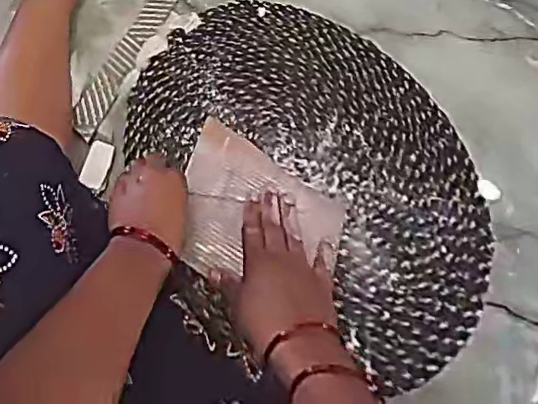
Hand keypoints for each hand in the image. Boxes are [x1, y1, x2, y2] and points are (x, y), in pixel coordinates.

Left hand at [107, 156, 186, 255]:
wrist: (143, 249)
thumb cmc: (165, 240)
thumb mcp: (181, 217)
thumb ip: (175, 200)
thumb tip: (170, 201)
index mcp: (175, 179)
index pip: (174, 170)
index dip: (169, 179)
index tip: (168, 187)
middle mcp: (154, 173)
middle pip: (153, 160)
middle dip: (152, 169)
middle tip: (153, 184)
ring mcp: (134, 178)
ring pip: (135, 168)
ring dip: (138, 177)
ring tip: (139, 192)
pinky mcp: (118, 188)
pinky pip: (122, 181)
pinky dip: (125, 187)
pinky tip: (127, 199)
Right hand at [215, 192, 345, 376]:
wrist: (301, 345)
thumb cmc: (265, 327)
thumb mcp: (238, 305)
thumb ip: (228, 285)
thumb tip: (214, 271)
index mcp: (258, 261)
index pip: (252, 232)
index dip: (251, 216)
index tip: (251, 200)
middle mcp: (280, 259)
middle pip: (274, 229)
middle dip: (271, 210)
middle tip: (270, 192)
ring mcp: (303, 269)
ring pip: (295, 238)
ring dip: (292, 221)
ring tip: (289, 203)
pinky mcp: (321, 283)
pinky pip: (321, 263)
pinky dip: (322, 252)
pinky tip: (323, 241)